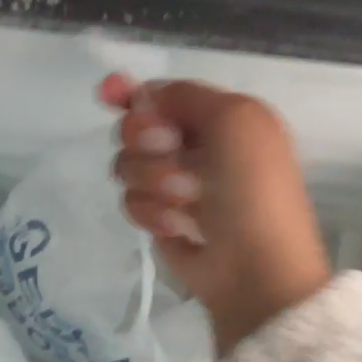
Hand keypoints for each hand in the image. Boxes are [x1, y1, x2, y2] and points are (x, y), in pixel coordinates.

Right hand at [100, 74, 331, 354]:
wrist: (253, 268)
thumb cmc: (253, 190)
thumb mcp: (235, 120)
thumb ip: (185, 95)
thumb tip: (140, 96)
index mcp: (218, 118)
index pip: (161, 95)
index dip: (131, 93)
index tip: (108, 94)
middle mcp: (193, 148)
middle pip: (134, 129)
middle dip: (147, 144)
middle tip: (171, 156)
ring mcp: (173, 187)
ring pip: (128, 168)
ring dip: (154, 183)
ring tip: (188, 204)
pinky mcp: (159, 222)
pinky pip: (132, 204)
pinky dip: (153, 215)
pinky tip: (180, 228)